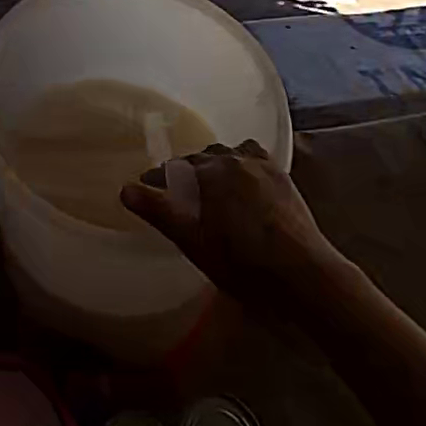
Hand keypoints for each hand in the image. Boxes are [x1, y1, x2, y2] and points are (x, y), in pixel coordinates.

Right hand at [120, 140, 353, 308]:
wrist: (300, 271)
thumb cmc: (241, 263)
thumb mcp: (194, 241)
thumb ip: (161, 211)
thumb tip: (126, 189)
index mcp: (210, 172)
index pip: (174, 169)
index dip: (157, 178)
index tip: (145, 187)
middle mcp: (235, 159)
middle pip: (202, 157)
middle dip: (185, 170)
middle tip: (175, 188)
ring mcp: (261, 164)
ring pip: (229, 154)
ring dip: (214, 163)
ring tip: (207, 181)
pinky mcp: (281, 174)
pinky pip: (254, 156)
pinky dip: (241, 161)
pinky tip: (242, 176)